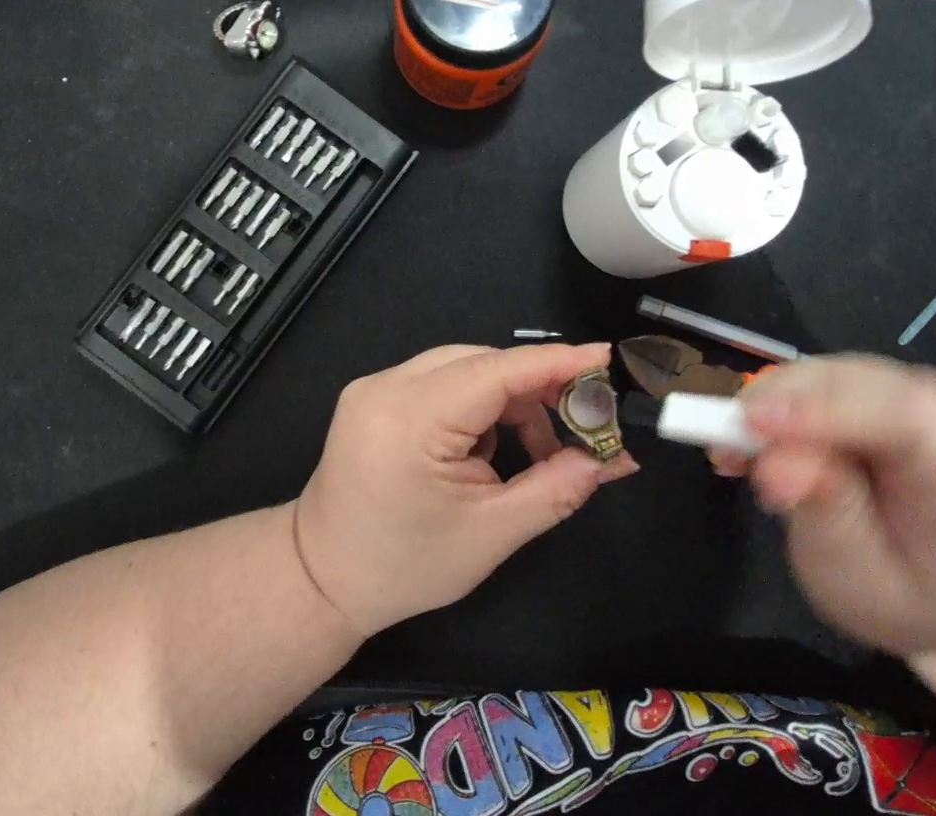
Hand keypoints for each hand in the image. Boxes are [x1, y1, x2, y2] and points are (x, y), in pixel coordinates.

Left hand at [295, 343, 639, 635]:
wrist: (323, 576)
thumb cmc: (406, 565)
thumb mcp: (491, 534)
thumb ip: (555, 489)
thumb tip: (612, 458)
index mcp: (409, 419)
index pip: (496, 372)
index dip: (555, 362)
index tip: (606, 359)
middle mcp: (386, 387)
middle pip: (480, 363)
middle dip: (536, 388)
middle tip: (583, 424)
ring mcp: (373, 387)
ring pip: (462, 368)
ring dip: (506, 399)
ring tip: (533, 451)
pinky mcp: (371, 396)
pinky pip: (439, 381)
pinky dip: (475, 405)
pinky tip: (486, 449)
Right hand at [712, 355, 935, 657]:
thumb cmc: (912, 609)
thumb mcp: (861, 586)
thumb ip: (826, 518)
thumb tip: (772, 460)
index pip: (916, 416)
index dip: (828, 406)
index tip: (750, 421)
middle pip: (878, 385)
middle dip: (789, 398)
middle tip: (723, 436)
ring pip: (856, 377)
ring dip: (783, 399)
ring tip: (735, 446)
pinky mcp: (921, 407)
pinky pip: (852, 387)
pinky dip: (795, 403)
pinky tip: (761, 436)